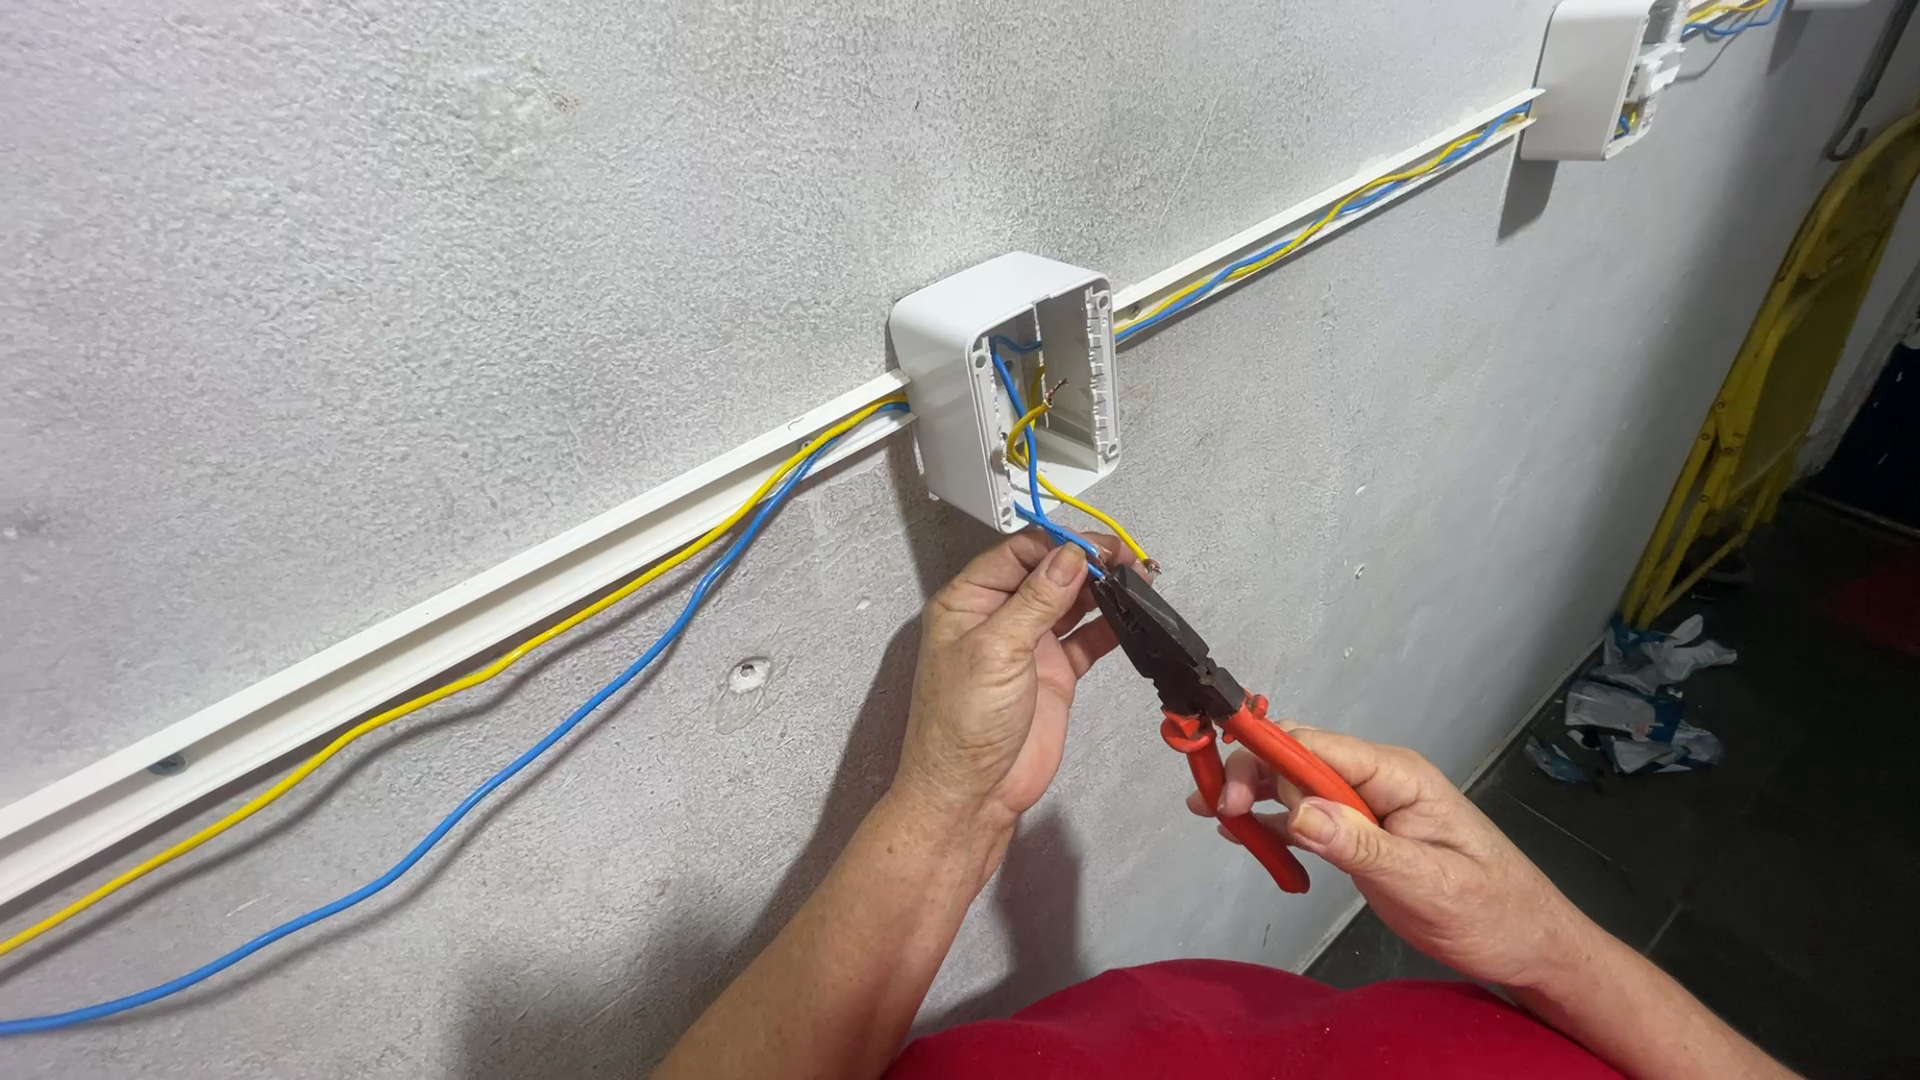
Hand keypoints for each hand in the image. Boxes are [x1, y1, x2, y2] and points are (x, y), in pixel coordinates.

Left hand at [893, 530, 1133, 835]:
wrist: (974, 793)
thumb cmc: (963, 722)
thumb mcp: (995, 651)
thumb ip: (1035, 601)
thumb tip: (1069, 556)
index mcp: (968, 601)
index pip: (1017, 553)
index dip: (1057, 544)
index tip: (1095, 546)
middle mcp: (998, 616)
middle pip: (1047, 572)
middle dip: (1086, 562)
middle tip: (1126, 558)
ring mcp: (1028, 644)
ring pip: (1070, 602)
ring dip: (1102, 589)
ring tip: (1139, 579)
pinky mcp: (1054, 672)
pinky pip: (1086, 638)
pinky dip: (1109, 625)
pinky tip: (1133, 615)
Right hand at [1187, 725, 1601, 989]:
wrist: (1532, 949)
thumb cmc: (1493, 914)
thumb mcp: (1427, 883)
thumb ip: (1360, 845)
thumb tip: (1297, 811)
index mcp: (1393, 773)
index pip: (1314, 745)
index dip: (1265, 758)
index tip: (1232, 792)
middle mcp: (1372, 777)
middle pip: (1293, 757)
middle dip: (1251, 776)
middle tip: (1220, 813)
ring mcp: (1361, 802)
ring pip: (1289, 783)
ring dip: (1251, 796)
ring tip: (1213, 816)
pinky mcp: (1353, 828)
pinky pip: (1300, 815)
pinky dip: (1268, 823)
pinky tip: (1239, 832)